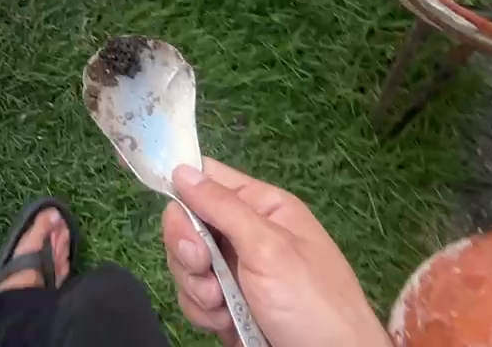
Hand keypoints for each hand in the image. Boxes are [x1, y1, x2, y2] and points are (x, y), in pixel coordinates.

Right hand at [162, 159, 389, 346]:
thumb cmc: (313, 307)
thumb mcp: (269, 250)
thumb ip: (222, 207)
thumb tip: (180, 169)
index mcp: (262, 207)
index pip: (207, 177)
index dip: (182, 188)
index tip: (178, 215)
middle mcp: (246, 233)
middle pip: (188, 219)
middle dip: (187, 246)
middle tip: (202, 266)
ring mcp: (235, 271)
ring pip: (186, 259)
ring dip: (194, 283)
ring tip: (220, 305)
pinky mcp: (228, 305)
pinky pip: (193, 294)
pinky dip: (201, 309)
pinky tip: (223, 322)